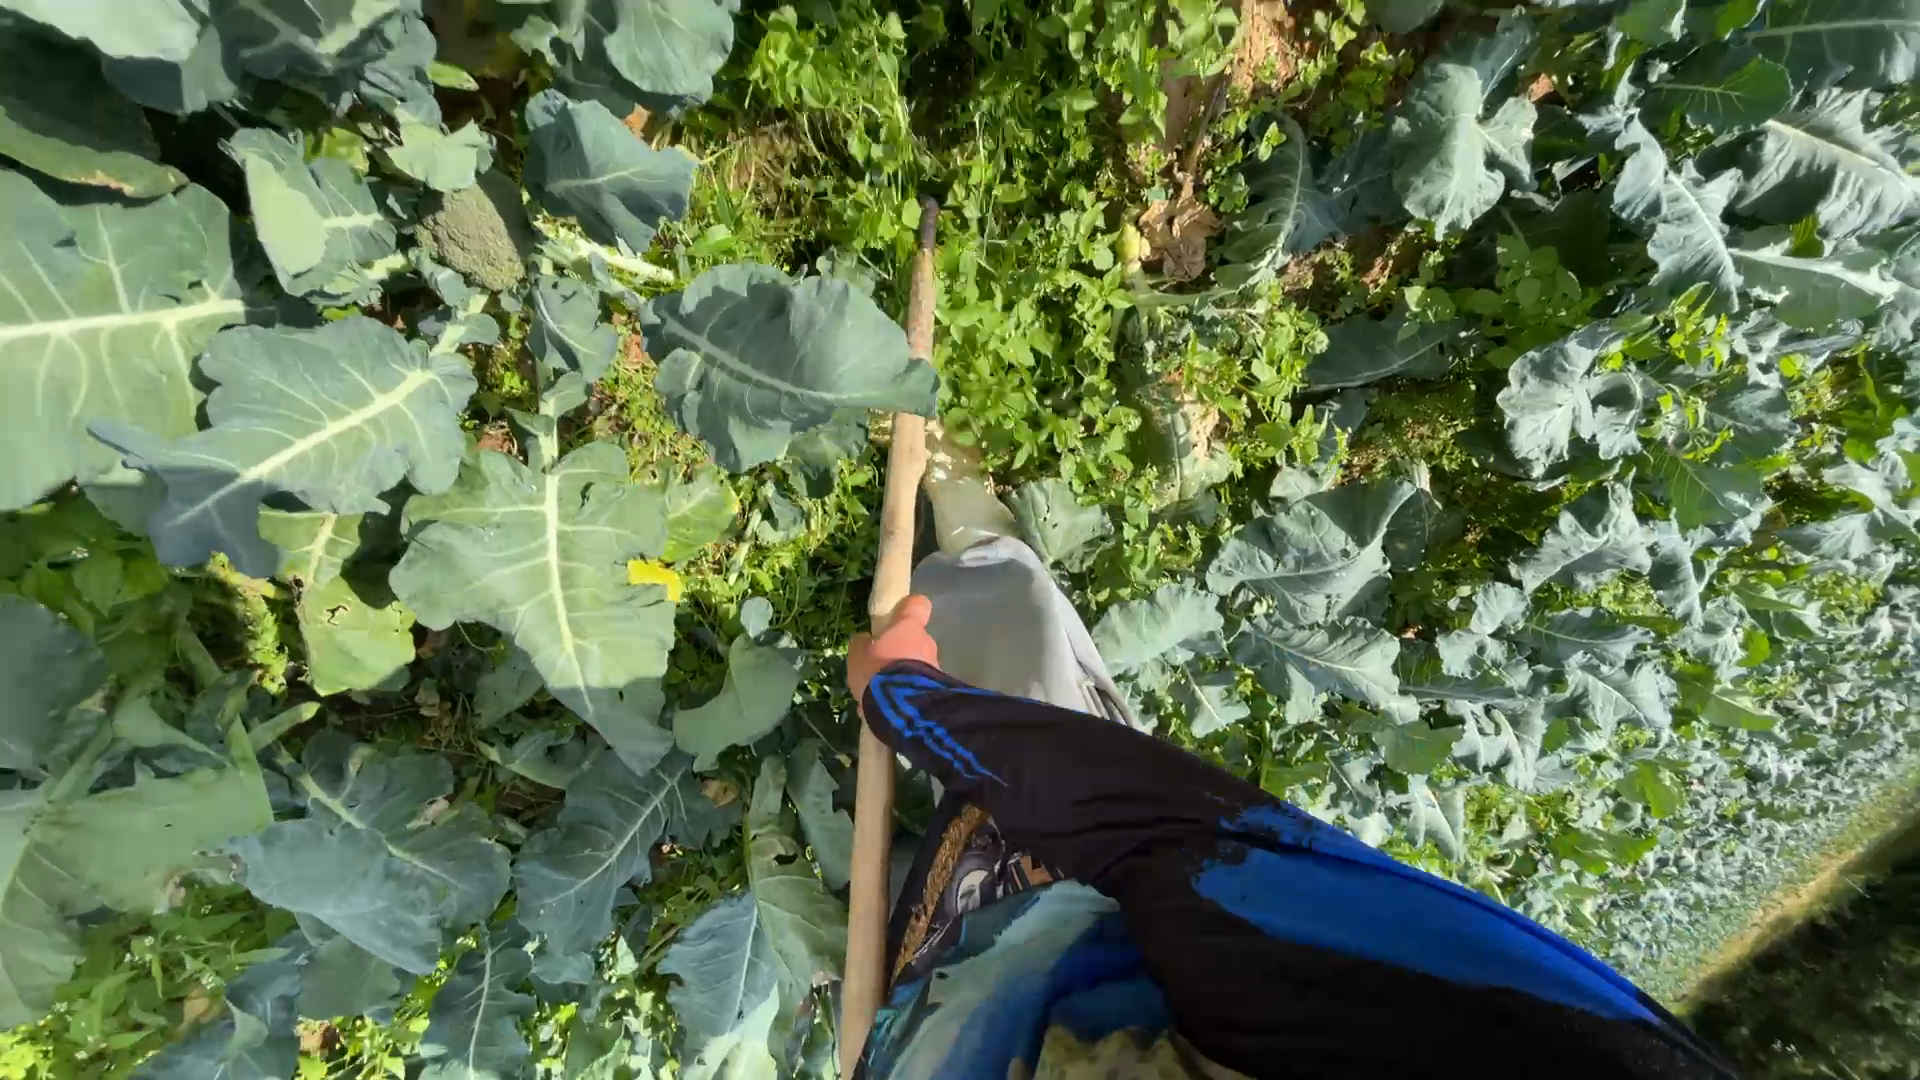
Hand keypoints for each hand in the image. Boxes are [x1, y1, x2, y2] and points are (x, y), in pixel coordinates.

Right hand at [847, 594, 939, 711]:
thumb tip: (866, 640)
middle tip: (880, 668)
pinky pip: (918, 688)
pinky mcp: (938, 691)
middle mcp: (927, 643)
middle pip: (915, 640)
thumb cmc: (878, 670)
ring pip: (916, 666)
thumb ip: (862, 644)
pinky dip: (905, 695)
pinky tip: (888, 710)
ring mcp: (935, 667)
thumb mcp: (858, 655)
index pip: (918, 604)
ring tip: (879, 696)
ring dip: (901, 677)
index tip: (898, 613)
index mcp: (909, 627)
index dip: (908, 607)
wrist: (905, 707)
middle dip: (900, 652)